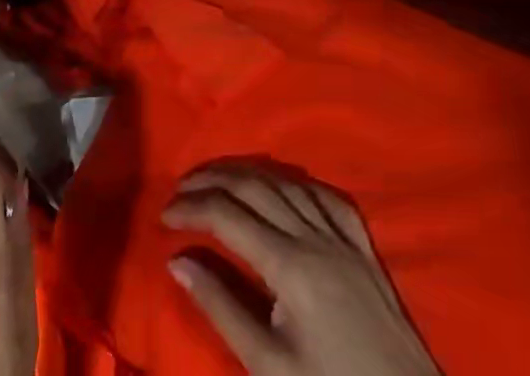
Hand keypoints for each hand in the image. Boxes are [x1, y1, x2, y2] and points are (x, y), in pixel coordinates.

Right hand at [163, 166, 440, 375]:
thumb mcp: (269, 365)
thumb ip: (221, 307)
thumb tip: (177, 261)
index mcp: (290, 266)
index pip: (227, 215)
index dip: (190, 209)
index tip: (164, 217)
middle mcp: (316, 238)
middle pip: (253, 186)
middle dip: (211, 180)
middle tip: (181, 190)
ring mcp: (344, 238)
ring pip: (286, 182)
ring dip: (246, 173)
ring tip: (216, 180)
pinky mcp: (364, 248)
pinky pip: (327, 197)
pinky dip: (296, 183)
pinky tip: (280, 186)